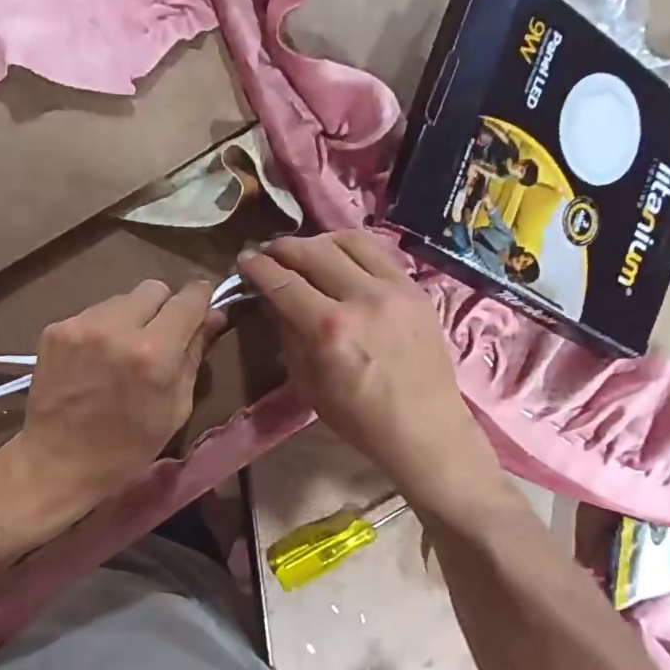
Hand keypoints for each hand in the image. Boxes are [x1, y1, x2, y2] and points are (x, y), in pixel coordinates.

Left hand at [9, 279, 223, 509]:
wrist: (57, 463)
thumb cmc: (126, 448)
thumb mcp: (175, 409)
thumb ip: (194, 356)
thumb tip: (213, 317)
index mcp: (153, 354)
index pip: (188, 300)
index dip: (201, 298)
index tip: (203, 304)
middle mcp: (117, 328)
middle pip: (154, 289)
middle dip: (164, 307)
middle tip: (161, 336)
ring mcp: (81, 325)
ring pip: (122, 299)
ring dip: (132, 317)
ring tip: (124, 350)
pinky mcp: (55, 329)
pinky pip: (93, 313)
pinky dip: (103, 328)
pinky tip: (97, 358)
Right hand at [239, 231, 496, 494]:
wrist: (425, 428)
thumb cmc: (360, 419)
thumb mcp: (309, 384)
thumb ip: (290, 336)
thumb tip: (275, 302)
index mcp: (331, 330)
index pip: (284, 283)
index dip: (258, 268)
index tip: (244, 260)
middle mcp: (362, 299)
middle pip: (313, 252)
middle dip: (283, 247)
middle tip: (269, 252)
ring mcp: (394, 289)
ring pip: (349, 241)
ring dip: (318, 240)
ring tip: (305, 250)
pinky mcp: (416, 290)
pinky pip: (378, 253)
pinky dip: (352, 249)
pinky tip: (341, 259)